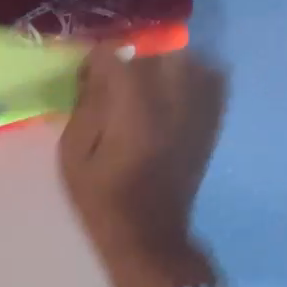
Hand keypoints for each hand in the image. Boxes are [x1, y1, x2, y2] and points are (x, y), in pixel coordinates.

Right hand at [59, 46, 226, 286]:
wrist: (148, 232)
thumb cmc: (99, 193)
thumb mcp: (73, 151)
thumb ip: (87, 106)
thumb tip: (95, 69)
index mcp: (134, 116)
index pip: (120, 61)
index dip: (99, 56)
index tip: (84, 65)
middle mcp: (174, 108)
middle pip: (162, 54)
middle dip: (135, 54)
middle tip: (114, 71)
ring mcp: (199, 115)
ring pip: (192, 63)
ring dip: (164, 62)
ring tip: (142, 78)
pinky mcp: (211, 125)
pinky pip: (213, 83)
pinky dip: (192, 76)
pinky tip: (170, 89)